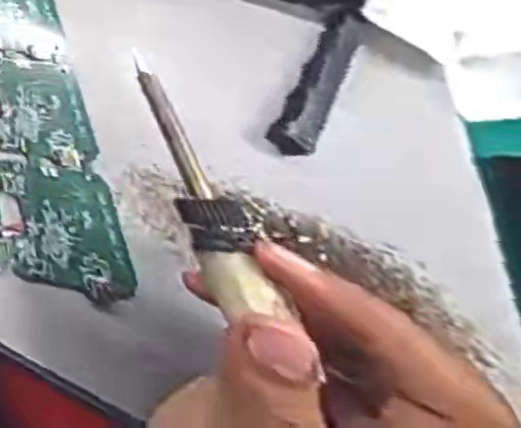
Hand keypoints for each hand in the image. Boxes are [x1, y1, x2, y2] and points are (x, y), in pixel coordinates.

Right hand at [151, 241, 514, 427]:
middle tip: (246, 261)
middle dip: (321, 306)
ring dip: (293, 307)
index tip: (274, 258)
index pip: (445, 388)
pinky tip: (230, 302)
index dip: (362, 314)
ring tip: (224, 275)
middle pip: (409, 369)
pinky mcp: (344, 414)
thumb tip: (272, 326)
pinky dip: (280, 323)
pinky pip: (332, 361)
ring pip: (368, 359)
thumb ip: (268, 394)